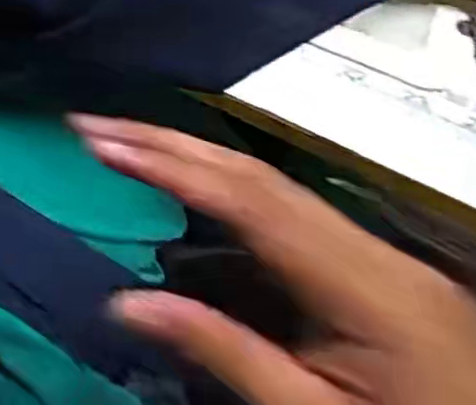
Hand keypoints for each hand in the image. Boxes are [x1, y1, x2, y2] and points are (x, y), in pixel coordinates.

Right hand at [71, 116, 475, 404]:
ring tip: (117, 136)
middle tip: (88, 124)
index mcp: (373, 289)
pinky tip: (183, 174)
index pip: (248, 201)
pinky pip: (288, 205)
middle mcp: (381, 257)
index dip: (166, 164)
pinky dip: (222, 179)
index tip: (96, 141)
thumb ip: (223, 351)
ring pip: (270, 182)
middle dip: (165, 142)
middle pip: (256, 176)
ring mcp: (387, 260)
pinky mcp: (383, 271)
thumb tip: (119, 303)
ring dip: (187, 152)